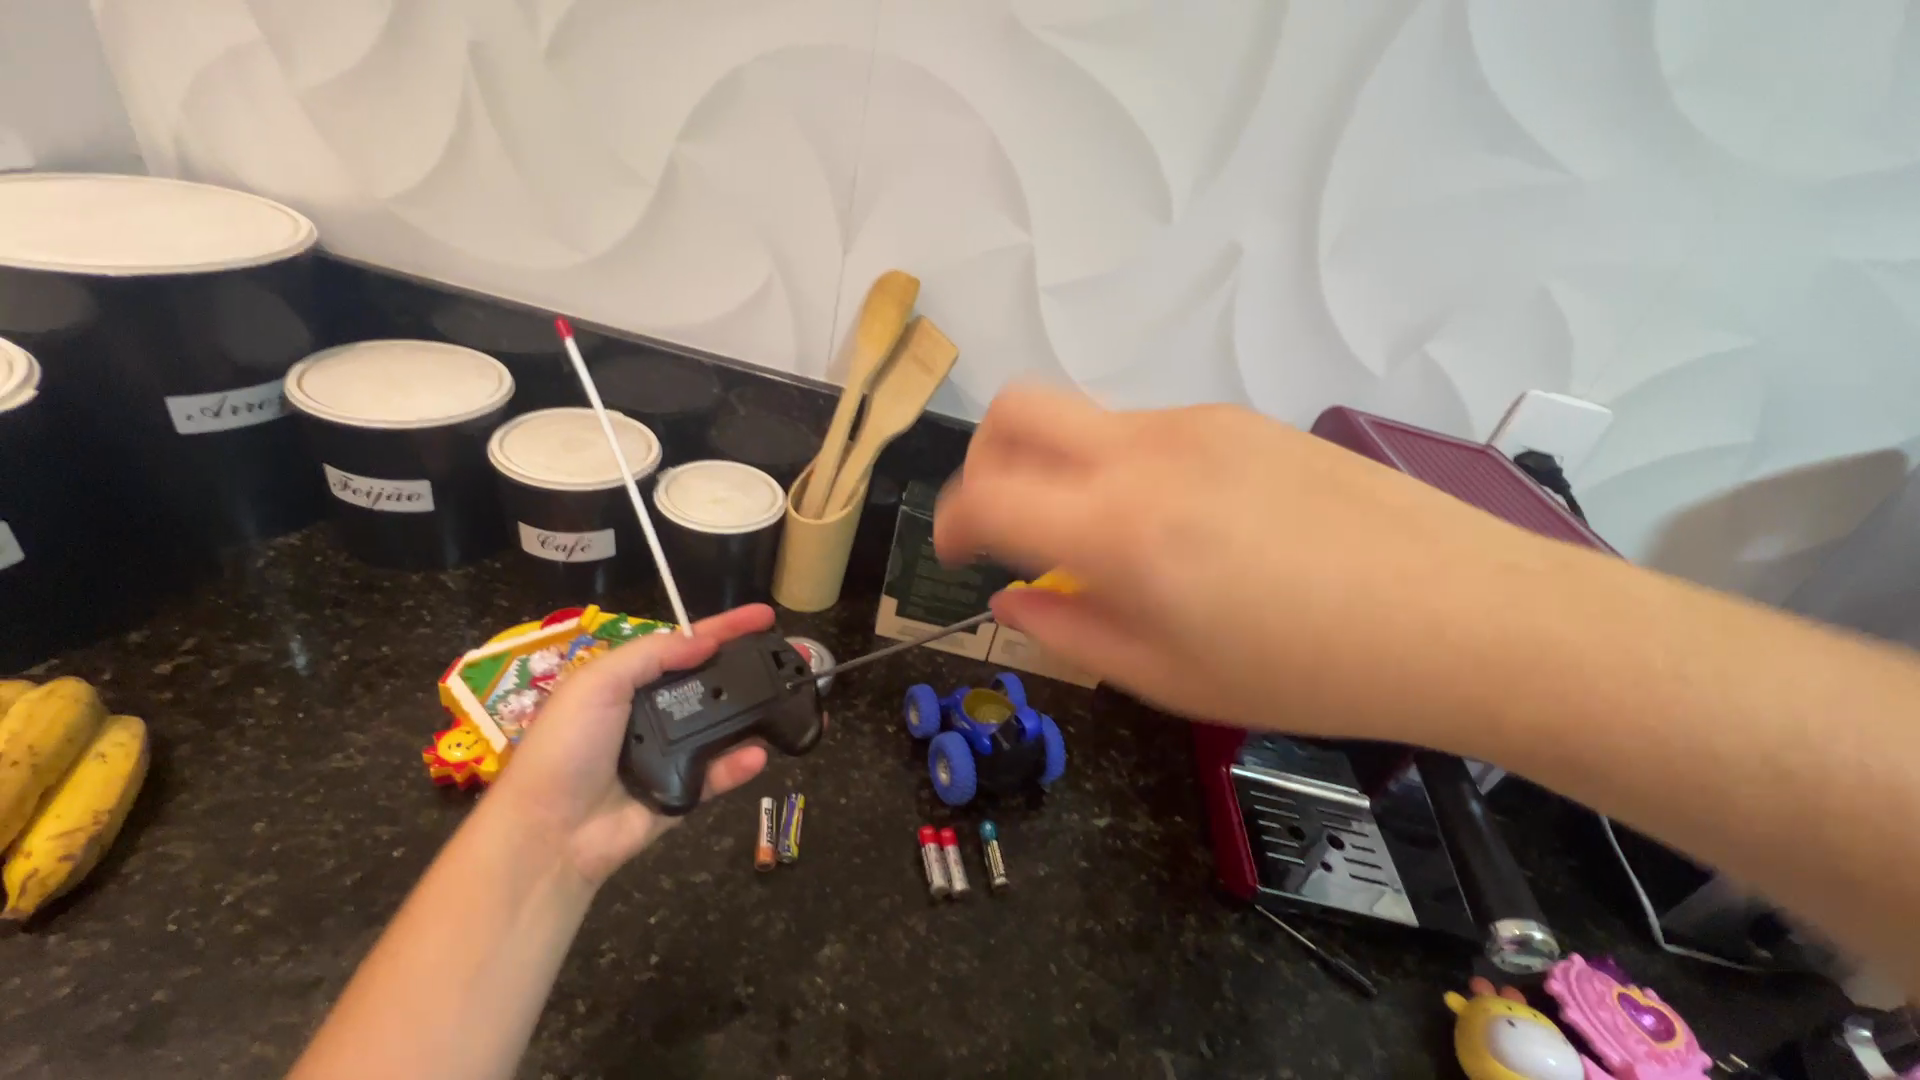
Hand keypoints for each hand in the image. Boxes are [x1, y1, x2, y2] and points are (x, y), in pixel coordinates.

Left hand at [489, 605, 774, 885]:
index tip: (766, 615)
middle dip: (751, 670)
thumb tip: (705, 641)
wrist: (550, 832)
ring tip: (793, 702)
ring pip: (724, 727)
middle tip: (792, 660)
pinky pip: (721, 774)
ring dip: (757, 714)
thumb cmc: (567, 747)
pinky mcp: (685, 791)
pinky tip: (759, 754)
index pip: (686, 645)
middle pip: (713, 683)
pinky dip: (741, 764)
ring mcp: (673, 753)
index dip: (725, 627)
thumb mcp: (597, 684)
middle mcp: (656, 713)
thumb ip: (651, 655)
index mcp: (631, 682)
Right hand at [933, 385, 1564, 738]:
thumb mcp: (1170, 678)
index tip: (956, 555)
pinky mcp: (1242, 420)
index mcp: (1118, 525)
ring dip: (1062, 471)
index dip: (948, 525)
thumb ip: (1070, 632)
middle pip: (1017, 409)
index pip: (985, 495)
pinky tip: (1183, 529)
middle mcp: (1144, 451)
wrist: (1462, 614)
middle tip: (1003, 522)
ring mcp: (1197, 425)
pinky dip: (1123, 470)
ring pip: (1085, 422)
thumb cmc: (1307, 670)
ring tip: (1114, 546)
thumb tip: (1011, 597)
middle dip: (983, 461)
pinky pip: (1148, 432)